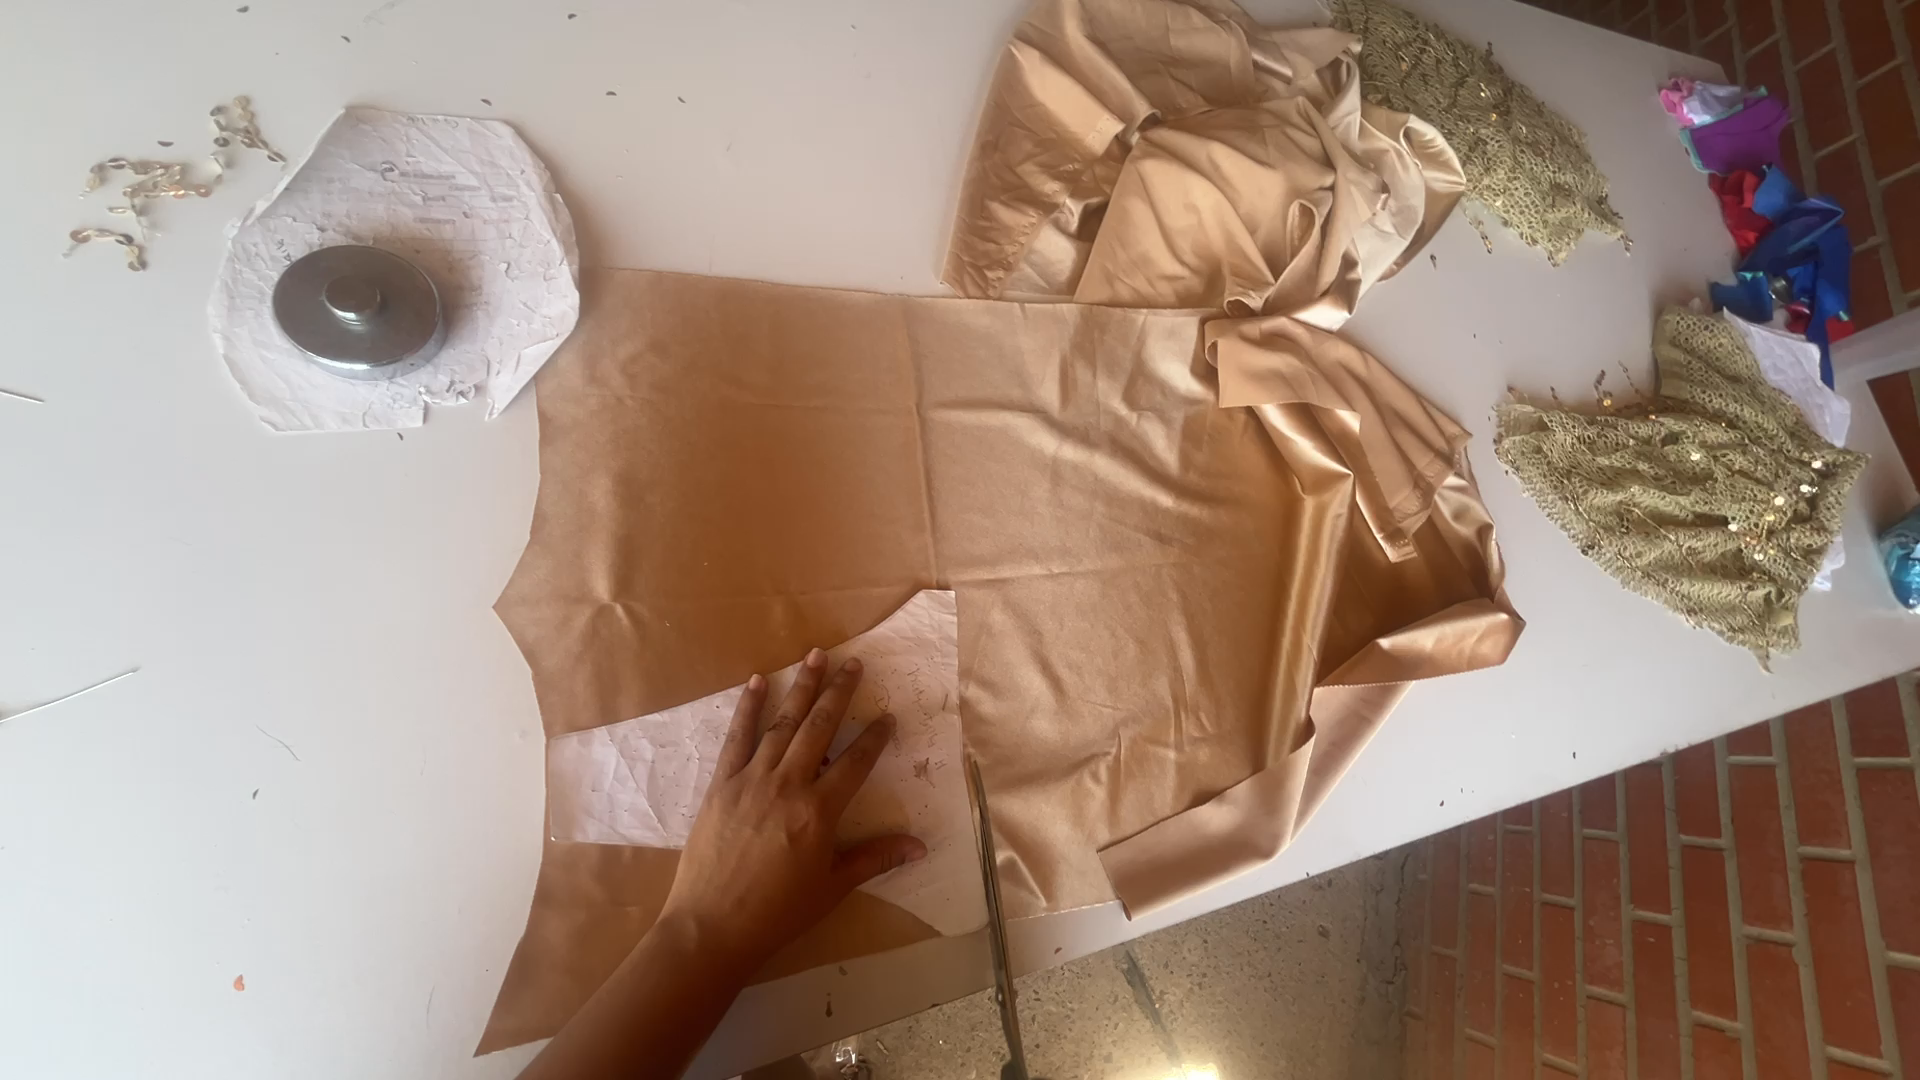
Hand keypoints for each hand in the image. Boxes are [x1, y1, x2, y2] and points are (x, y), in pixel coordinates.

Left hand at [656, 649, 927, 976]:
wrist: (710, 929)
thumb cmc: (777, 913)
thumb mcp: (832, 887)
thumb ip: (875, 859)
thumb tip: (921, 847)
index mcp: (819, 811)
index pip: (856, 762)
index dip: (874, 737)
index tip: (887, 716)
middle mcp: (789, 784)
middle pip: (820, 727)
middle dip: (839, 692)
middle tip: (854, 663)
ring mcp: (752, 779)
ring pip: (783, 722)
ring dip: (802, 687)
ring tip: (816, 655)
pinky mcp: (722, 783)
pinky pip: (737, 737)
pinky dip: (748, 707)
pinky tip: (757, 681)